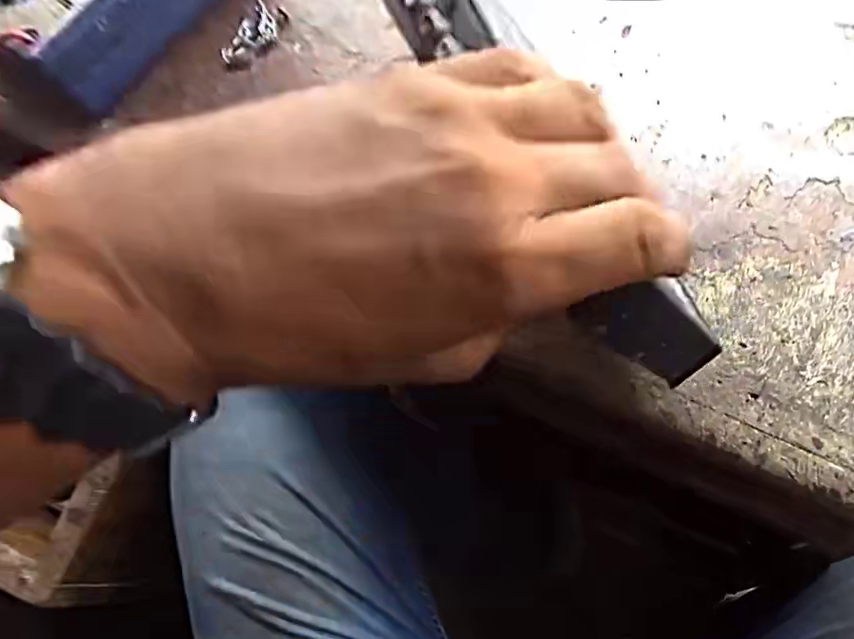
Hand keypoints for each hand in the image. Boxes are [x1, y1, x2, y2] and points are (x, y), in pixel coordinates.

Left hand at [1, 50, 689, 403]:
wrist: (181, 257)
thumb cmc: (320, 334)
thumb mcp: (447, 355)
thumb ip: (515, 313)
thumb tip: (550, 283)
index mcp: (512, 268)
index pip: (638, 237)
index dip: (672, 249)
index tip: (671, 260)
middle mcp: (501, 181)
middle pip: (621, 168)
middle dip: (643, 203)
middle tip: (630, 228)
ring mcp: (456, 116)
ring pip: (582, 104)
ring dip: (606, 144)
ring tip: (591, 173)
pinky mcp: (413, 80)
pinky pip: (516, 69)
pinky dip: (550, 96)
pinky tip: (538, 124)